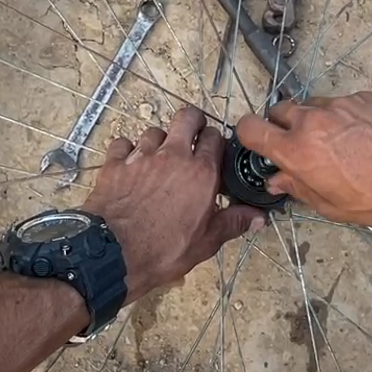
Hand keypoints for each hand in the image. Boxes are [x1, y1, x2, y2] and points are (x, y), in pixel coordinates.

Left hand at [84, 106, 262, 300]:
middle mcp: (173, 156)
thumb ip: (232, 222)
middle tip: (192, 135)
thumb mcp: (206, 242)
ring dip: (159, 140)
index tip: (214, 151)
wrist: (114, 254)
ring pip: (154, 131)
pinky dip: (127, 150)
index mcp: (201, 173)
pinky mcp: (115, 163)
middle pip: (187, 117)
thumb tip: (258, 217)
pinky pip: (123, 143)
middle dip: (192, 121)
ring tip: (158, 157)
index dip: (216, 141)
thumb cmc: (164, 250)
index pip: (215, 138)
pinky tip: (129, 163)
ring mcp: (141, 156)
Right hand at [235, 91, 371, 235]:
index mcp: (298, 150)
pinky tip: (368, 138)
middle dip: (283, 127)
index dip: (248, 134)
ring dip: (316, 122)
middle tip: (300, 147)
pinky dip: (347, 117)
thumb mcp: (333, 207)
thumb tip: (278, 179)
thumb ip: (298, 188)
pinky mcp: (367, 96)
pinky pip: (345, 103)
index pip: (250, 128)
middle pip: (280, 111)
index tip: (256, 142)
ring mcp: (342, 104)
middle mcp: (314, 120)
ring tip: (340, 145)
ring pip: (314, 106)